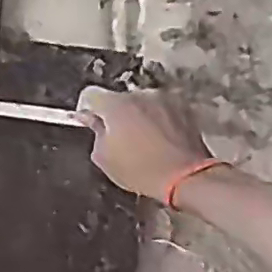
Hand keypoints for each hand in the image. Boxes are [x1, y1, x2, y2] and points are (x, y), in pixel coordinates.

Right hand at [74, 87, 217, 200]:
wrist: (184, 176)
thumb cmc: (141, 171)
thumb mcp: (105, 159)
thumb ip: (95, 133)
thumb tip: (92, 120)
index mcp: (116, 105)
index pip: (91, 95)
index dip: (87, 110)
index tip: (90, 123)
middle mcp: (141, 94)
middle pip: (120, 99)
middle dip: (117, 116)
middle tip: (120, 141)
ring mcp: (164, 98)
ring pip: (142, 103)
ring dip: (139, 117)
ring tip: (143, 143)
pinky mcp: (183, 106)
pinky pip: (161, 108)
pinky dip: (157, 119)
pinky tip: (160, 141)